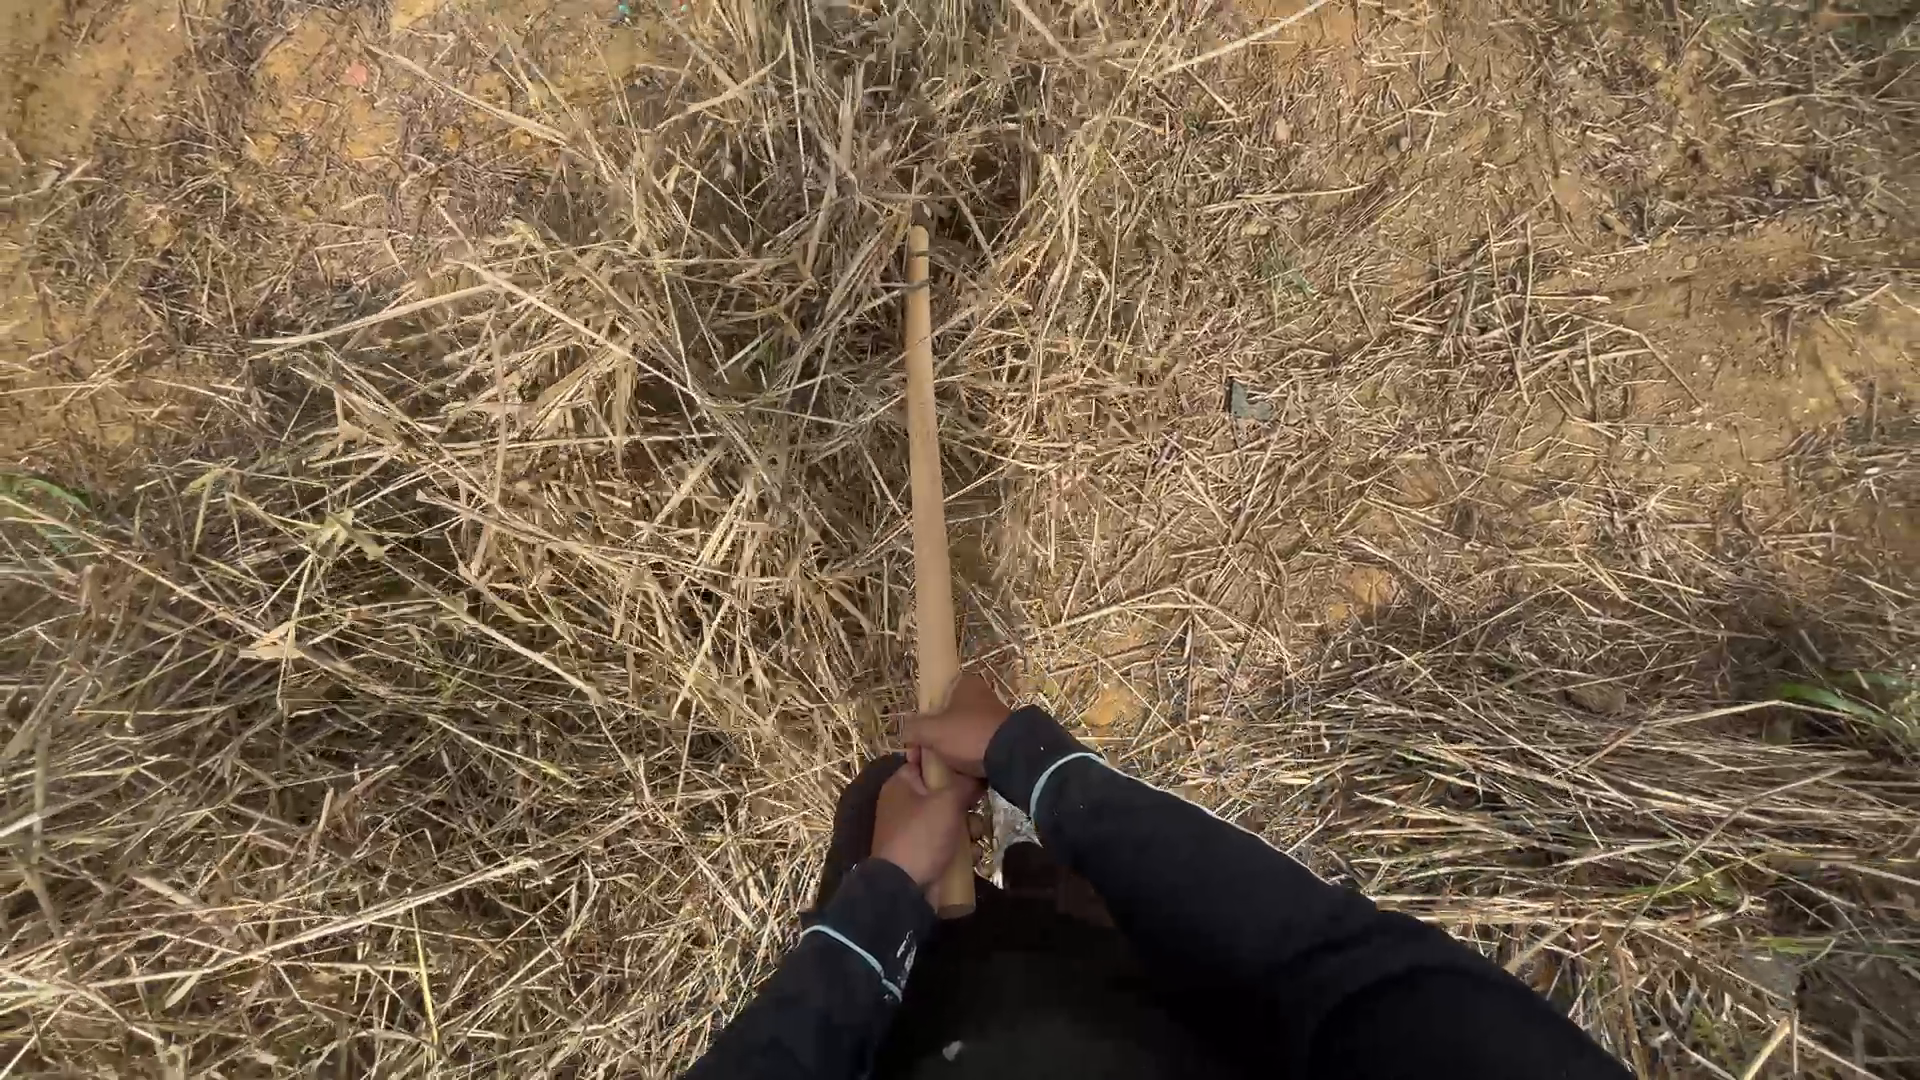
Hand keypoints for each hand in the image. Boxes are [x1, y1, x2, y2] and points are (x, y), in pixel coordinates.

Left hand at [871, 757, 981, 889]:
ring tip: (976, 837)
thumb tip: (978, 775)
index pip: (927, 761)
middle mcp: (904, 804)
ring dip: (967, 828)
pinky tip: (972, 855)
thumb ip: (964, 784)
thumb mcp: (946, 802)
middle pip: (942, 792)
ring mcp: (913, 830)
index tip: (972, 767)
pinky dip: (960, 848)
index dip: (950, 762)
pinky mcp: (922, 853)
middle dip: (965, 803)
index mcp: (901, 784)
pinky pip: (947, 842)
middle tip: (977, 809)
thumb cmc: (921, 836)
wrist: (903, 890)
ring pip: (949, 819)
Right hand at [898, 673, 1010, 778]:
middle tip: (921, 758)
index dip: (921, 718)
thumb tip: (906, 733)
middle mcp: (979, 696)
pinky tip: (956, 771)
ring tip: (937, 769)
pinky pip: (973, 745)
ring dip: (947, 750)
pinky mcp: (999, 737)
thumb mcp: (932, 730)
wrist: (1011, 756)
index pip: (934, 697)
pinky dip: (964, 756)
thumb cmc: (968, 735)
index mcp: (964, 684)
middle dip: (932, 738)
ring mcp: (991, 717)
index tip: (914, 739)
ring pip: (958, 733)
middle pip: (945, 717)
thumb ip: (914, 728)